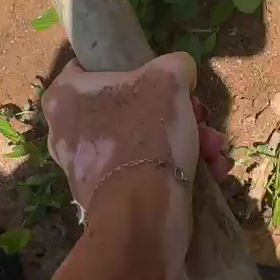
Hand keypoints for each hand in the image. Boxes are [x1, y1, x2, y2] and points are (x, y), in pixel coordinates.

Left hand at [39, 55, 228, 279]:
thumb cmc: (147, 134)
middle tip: (200, 116)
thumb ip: (175, 64)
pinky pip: (143, 168)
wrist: (143, 215)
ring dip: (185, 138)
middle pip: (131, 103)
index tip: (161, 78)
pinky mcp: (107, 195)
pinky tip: (210, 169)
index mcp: (65, 96)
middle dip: (176, 111)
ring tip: (213, 149)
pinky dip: (176, 166)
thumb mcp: (169, 78)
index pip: (94, 65)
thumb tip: (180, 75)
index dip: (134, 65)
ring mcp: (86, 166)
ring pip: (143, 136)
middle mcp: (67, 130)